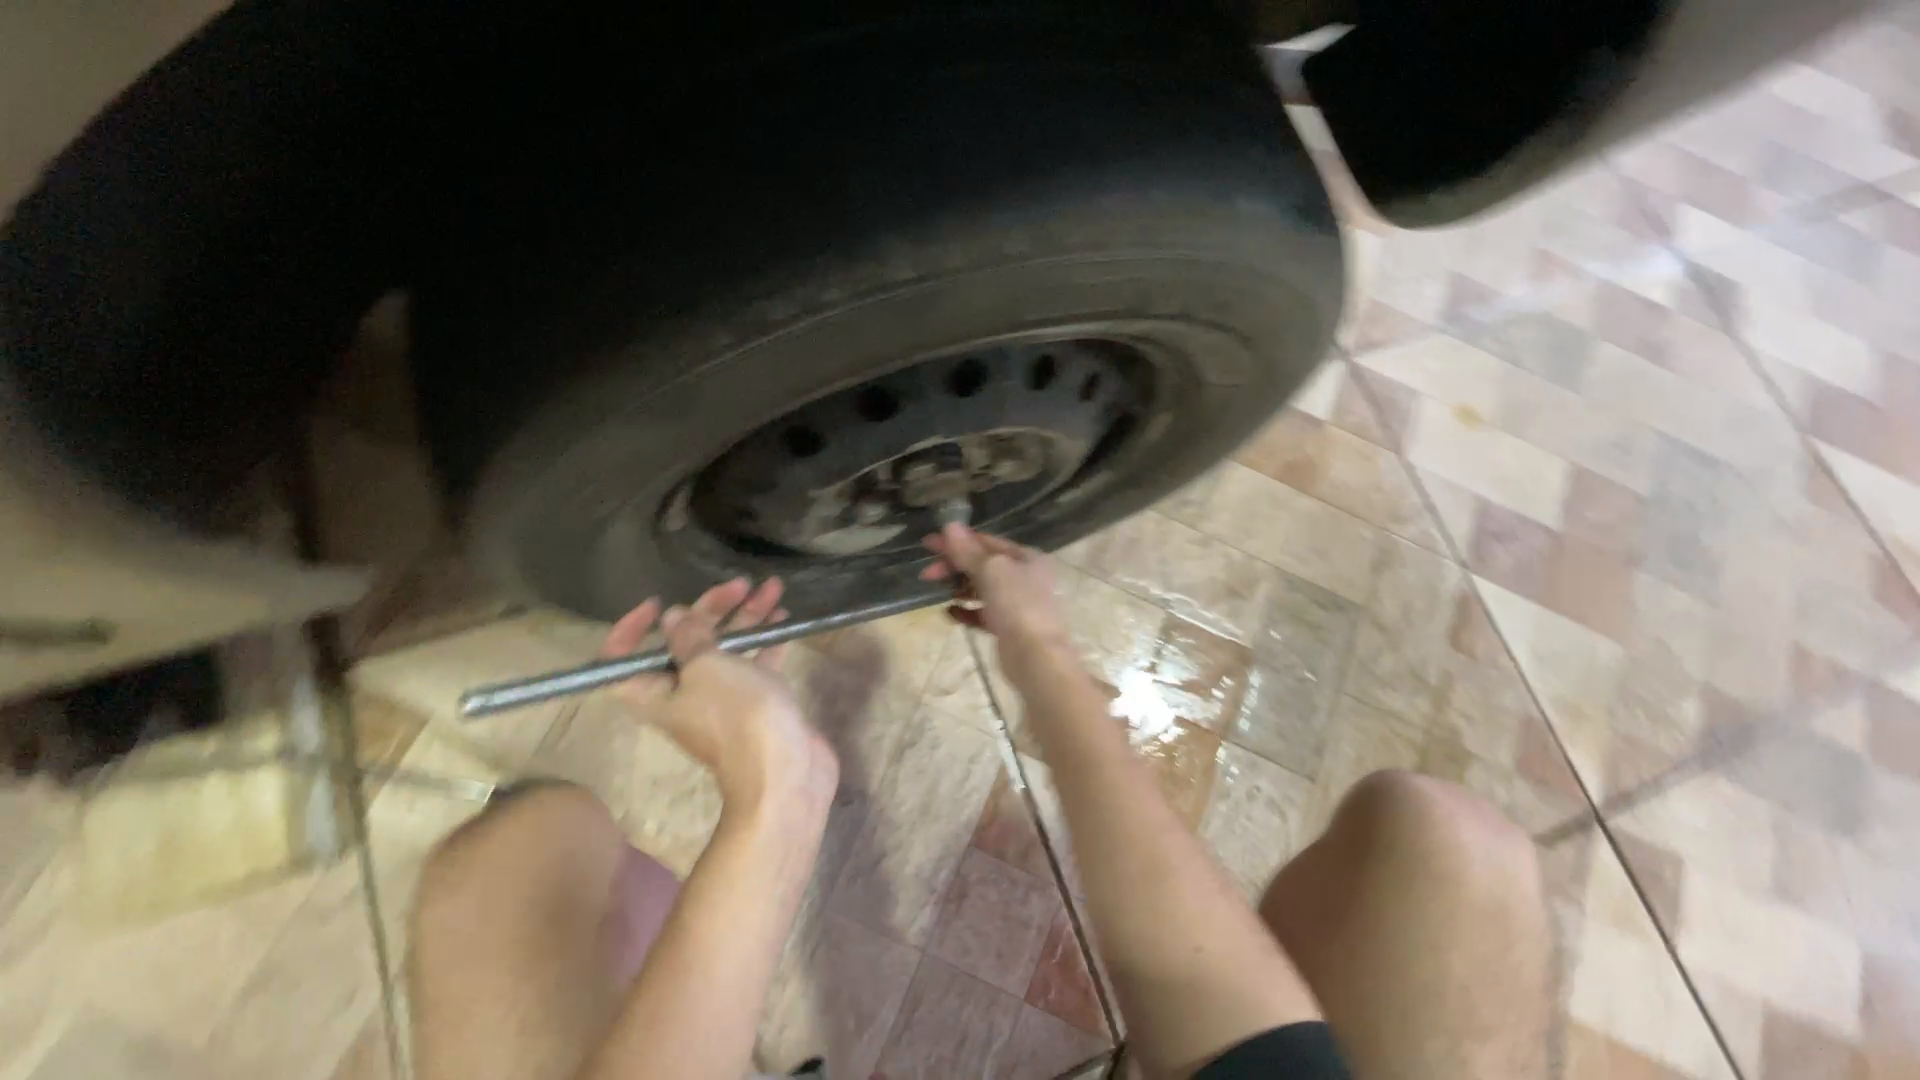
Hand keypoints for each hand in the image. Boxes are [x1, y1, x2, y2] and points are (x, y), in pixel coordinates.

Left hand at [600, 578, 836, 814]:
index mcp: (655, 692)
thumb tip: (674, 618)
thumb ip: (690, 637)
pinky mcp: (757, 701)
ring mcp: (724, 698)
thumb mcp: (708, 668)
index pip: (623, 660)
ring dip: (745, 617)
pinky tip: (783, 617)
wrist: (784, 773)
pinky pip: (756, 661)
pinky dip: (766, 639)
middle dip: (711, 610)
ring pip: (726, 648)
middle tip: (738, 585)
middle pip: (686, 643)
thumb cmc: (738, 717)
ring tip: (770, 588)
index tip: (657, 605)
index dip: (631, 630)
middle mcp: (684, 694)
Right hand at [920, 524, 1072, 675]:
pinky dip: (967, 611)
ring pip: (982, 589)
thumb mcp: (991, 570)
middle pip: (982, 565)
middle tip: (927, 574)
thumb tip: (949, 525)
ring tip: (940, 593)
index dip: (957, 541)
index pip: (986, 542)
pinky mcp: (1008, 628)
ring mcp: (1017, 604)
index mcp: (1026, 557)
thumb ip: (968, 550)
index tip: (927, 544)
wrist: (1036, 656)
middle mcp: (1025, 577)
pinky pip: (982, 614)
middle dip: (954, 567)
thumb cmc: (1017, 604)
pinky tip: (951, 613)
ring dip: (959, 588)